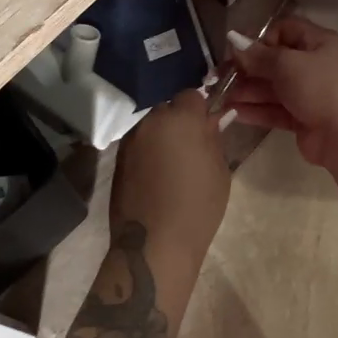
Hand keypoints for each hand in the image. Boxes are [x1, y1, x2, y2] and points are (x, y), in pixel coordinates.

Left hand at [111, 90, 230, 259]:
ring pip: (150, 124)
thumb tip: (211, 121)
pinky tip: (157, 173)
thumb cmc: (198, 206)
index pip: (192, 94)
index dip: (201, 109)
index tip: (208, 126)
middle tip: (192, 143)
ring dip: (162, 134)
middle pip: (167, 106)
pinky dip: (148, 150)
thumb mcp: (219, 170)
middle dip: (179, 119)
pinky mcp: (117, 159)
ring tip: (174, 161)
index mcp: (180, 118)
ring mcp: (130, 140)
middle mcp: (150, 121)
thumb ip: (213, 138)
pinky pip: (138, 143)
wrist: (154, 242)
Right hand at [223, 16, 337, 165]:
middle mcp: (315, 65)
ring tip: (222, 97)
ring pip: (273, 88)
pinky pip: (276, 110)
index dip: (263, 38)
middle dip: (248, 68)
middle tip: (221, 76)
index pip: (286, 29)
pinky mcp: (303, 119)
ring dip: (247, 91)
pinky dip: (256, 110)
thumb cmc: (321, 88)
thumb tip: (235, 41)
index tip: (241, 52)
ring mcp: (310, 94)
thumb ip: (259, 55)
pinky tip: (233, 113)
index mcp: (319, 43)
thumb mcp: (288, 64)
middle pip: (275, 61)